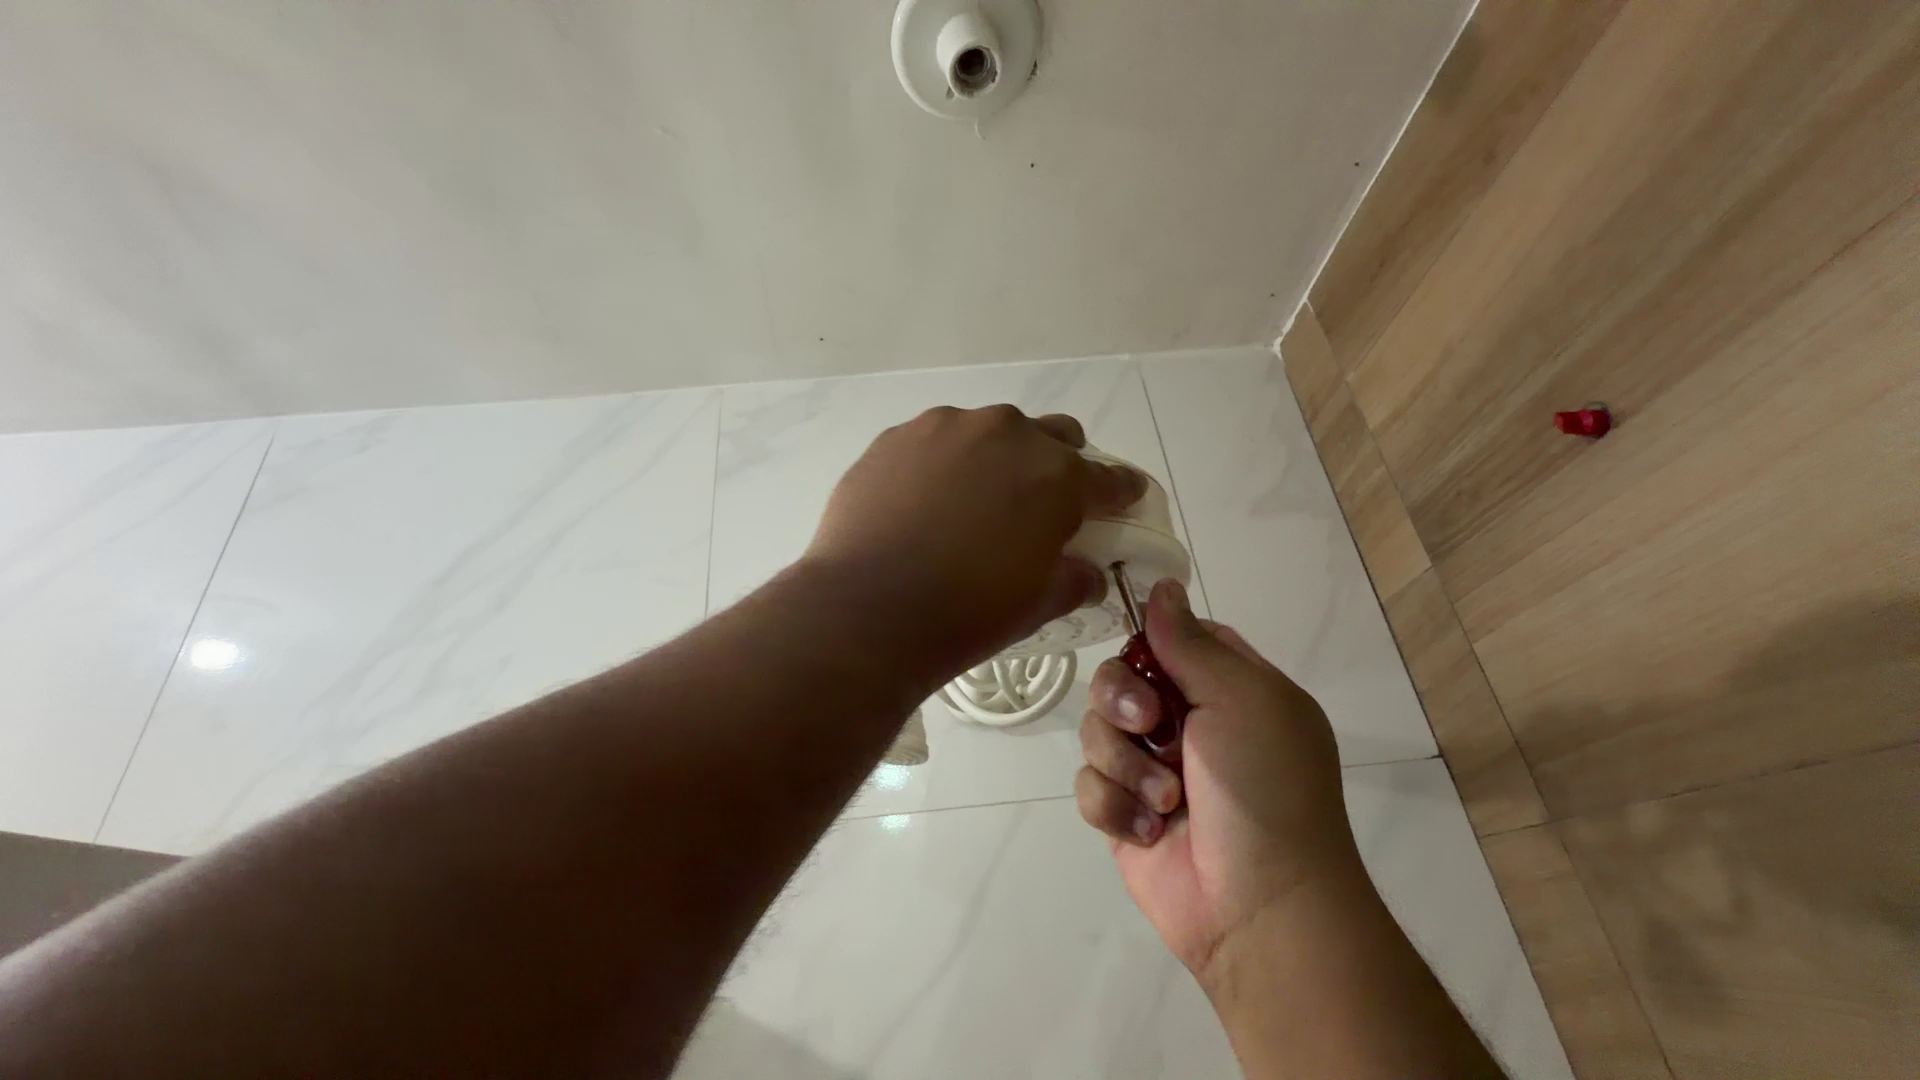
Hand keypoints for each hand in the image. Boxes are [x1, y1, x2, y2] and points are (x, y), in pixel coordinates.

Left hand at [803, 405, 1145, 678]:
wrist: (867, 610)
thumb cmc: (966, 613)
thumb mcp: (1037, 605)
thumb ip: (1074, 579)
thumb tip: (1088, 572)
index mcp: (1055, 475)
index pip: (1106, 477)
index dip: (1120, 490)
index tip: (1123, 498)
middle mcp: (1006, 434)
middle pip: (1051, 436)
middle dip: (1058, 463)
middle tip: (1042, 501)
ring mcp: (945, 429)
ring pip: (988, 432)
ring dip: (994, 459)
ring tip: (972, 502)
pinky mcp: (895, 438)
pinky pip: (934, 443)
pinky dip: (942, 465)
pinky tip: (923, 501)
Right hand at [1075, 580, 1365, 982]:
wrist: (1258, 908)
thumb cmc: (1263, 790)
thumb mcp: (1242, 700)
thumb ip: (1191, 643)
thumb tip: (1161, 584)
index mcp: (1229, 688)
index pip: (1173, 638)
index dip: (1150, 640)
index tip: (1142, 652)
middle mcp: (1187, 722)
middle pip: (1118, 678)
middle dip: (1122, 700)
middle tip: (1148, 723)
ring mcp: (1152, 768)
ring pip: (1095, 730)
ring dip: (1125, 764)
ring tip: (1164, 800)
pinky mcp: (1123, 812)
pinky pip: (1088, 785)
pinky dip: (1114, 806)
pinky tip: (1148, 831)